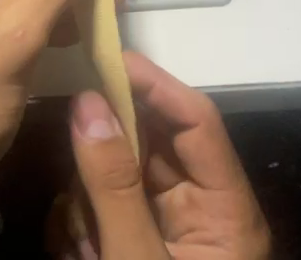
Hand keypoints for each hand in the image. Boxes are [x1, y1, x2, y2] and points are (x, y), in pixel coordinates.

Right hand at [59, 51, 270, 259]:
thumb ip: (114, 185)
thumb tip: (87, 100)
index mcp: (226, 213)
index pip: (198, 120)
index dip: (153, 82)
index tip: (101, 60)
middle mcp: (196, 208)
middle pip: (143, 140)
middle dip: (100, 160)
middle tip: (76, 186)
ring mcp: (160, 225)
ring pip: (109, 170)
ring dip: (83, 204)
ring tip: (82, 252)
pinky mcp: (128, 240)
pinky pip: (93, 203)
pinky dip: (74, 224)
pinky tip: (75, 255)